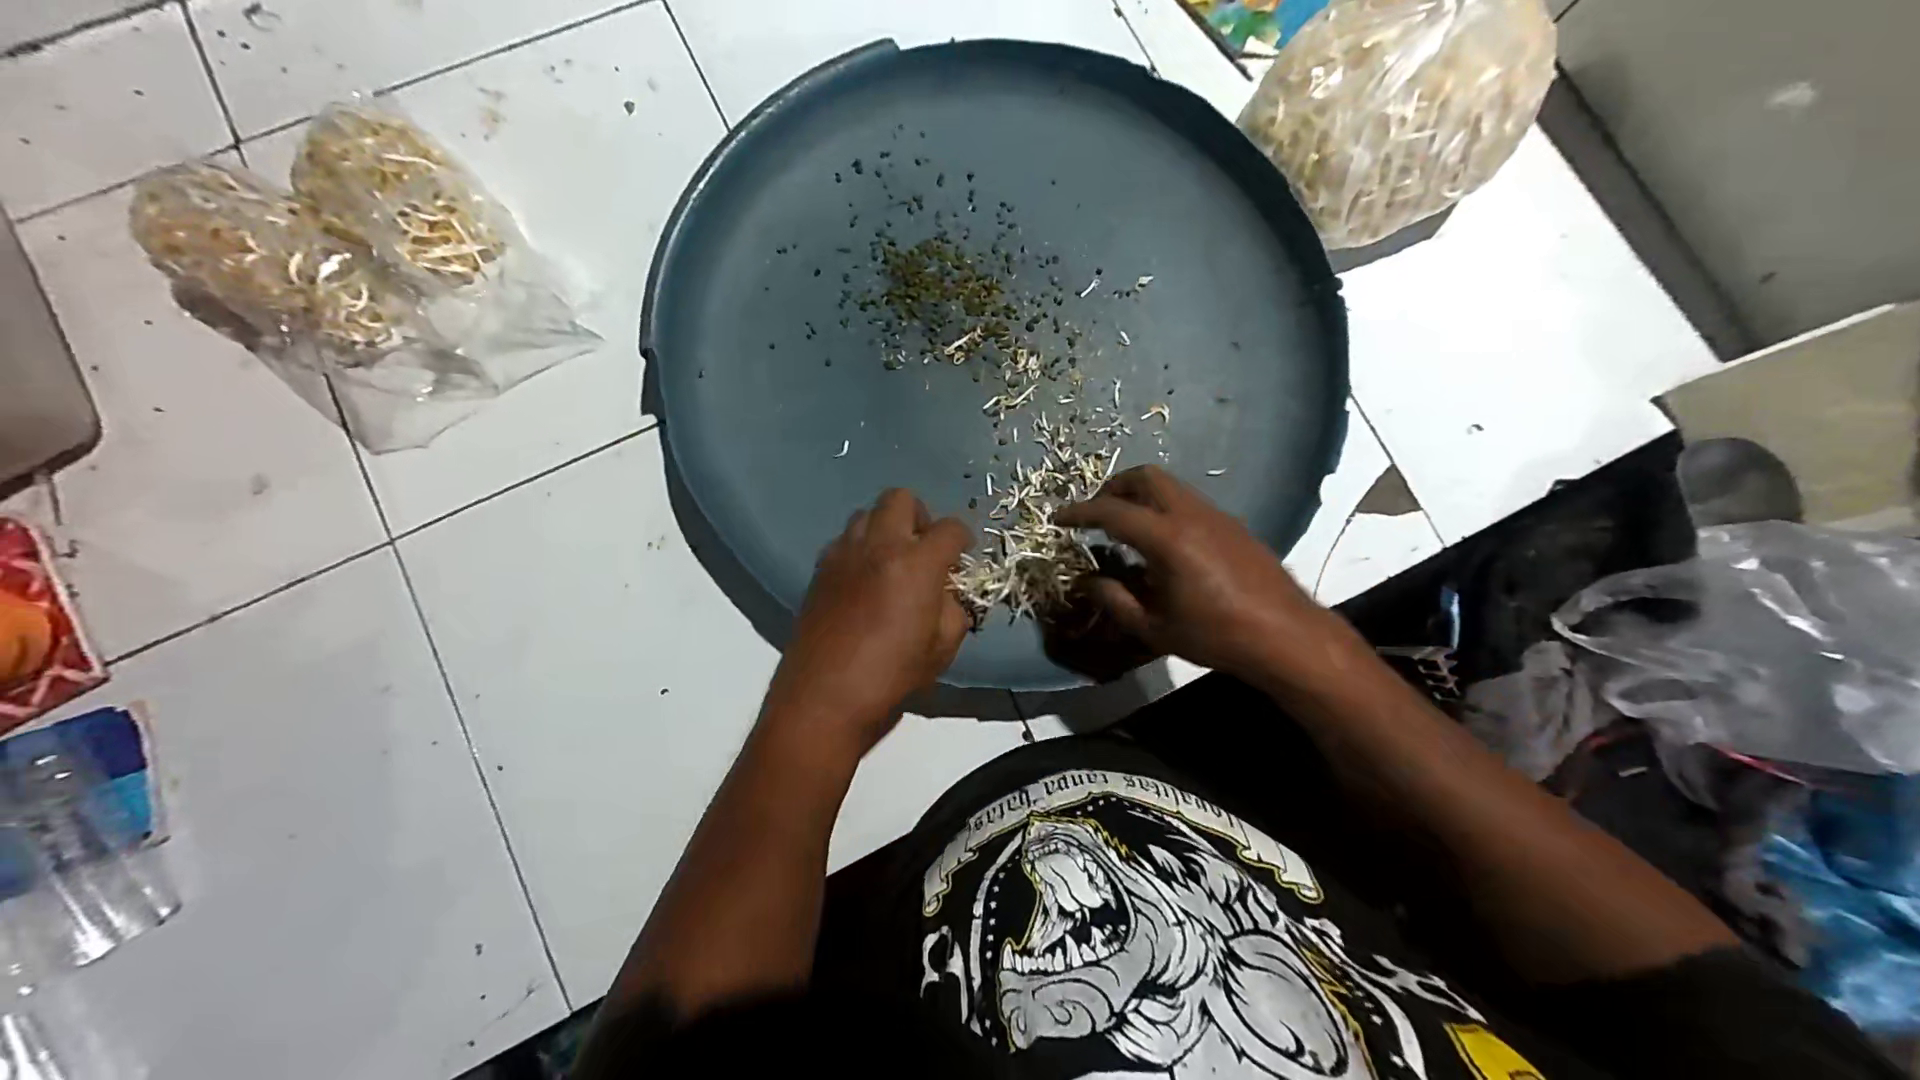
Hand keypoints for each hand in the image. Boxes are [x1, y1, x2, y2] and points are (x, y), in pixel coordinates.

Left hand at [762, 489, 973, 757]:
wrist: (824, 698)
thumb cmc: (892, 676)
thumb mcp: (943, 648)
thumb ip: (953, 610)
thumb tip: (946, 594)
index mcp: (916, 563)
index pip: (950, 528)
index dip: (962, 538)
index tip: (961, 554)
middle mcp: (878, 546)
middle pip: (900, 498)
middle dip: (920, 516)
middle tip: (923, 549)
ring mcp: (843, 554)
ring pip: (866, 514)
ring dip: (885, 529)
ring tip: (891, 563)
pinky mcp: (818, 570)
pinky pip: (843, 541)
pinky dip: (859, 549)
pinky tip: (863, 581)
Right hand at [1055, 466, 1343, 680]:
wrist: (1286, 635)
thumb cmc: (1215, 636)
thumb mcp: (1153, 627)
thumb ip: (1114, 600)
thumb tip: (1088, 581)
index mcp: (1167, 538)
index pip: (1112, 511)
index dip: (1079, 512)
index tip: (1059, 517)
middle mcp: (1190, 514)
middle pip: (1145, 477)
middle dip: (1113, 487)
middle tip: (1095, 513)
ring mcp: (1215, 514)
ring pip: (1169, 485)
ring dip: (1140, 495)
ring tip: (1124, 526)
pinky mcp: (1232, 523)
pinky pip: (1187, 500)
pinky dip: (1162, 506)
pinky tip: (1160, 541)